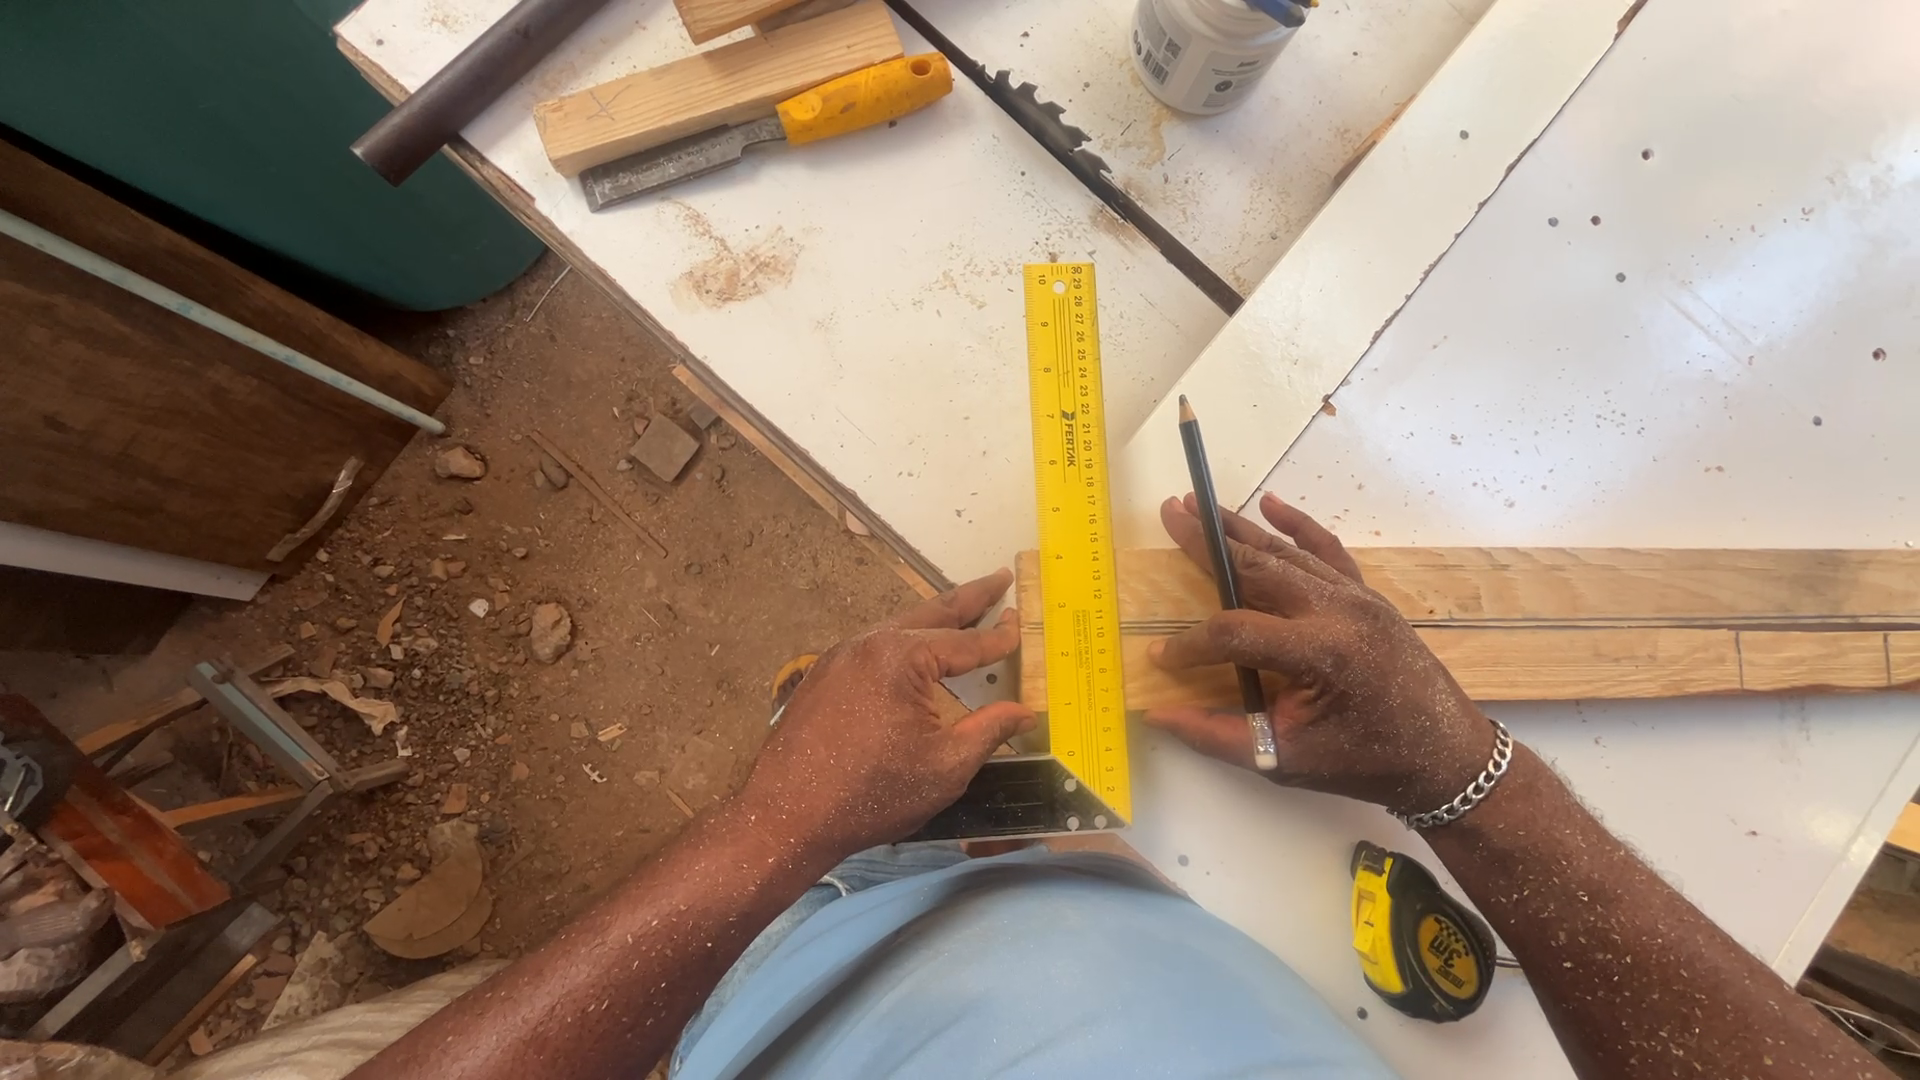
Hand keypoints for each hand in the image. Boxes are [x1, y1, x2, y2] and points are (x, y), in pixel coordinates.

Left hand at [732, 569, 1034, 861]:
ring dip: (935, 617)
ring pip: (899, 626)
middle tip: (999, 577)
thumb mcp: (945, 767)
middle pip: (931, 613)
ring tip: (965, 607)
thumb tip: (1026, 711)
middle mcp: (869, 643)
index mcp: (900, 658)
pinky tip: (916, 648)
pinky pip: (876, 646)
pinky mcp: (824, 673)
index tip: (1024, 624)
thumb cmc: (871, 794)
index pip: (964, 643)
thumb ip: (989, 731)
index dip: (998, 638)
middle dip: (970, 597)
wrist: (785, 816)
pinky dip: (905, 638)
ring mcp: (841, 655)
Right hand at [1146, 493, 1497, 816]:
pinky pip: (1327, 550)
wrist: (1446, 758)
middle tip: (1170, 513)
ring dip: (1238, 526)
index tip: (1161, 657)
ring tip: (1197, 504)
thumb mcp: (1284, 760)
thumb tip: (1158, 714)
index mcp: (1320, 653)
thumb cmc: (1364, 763)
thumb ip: (1215, 735)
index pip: (1234, 633)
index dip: (1190, 645)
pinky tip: (1270, 504)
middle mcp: (1337, 611)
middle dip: (1205, 542)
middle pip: (1255, 567)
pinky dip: (1298, 524)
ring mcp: (1356, 597)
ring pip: (1284, 552)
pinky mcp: (1367, 595)